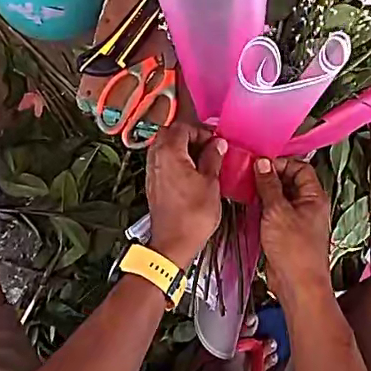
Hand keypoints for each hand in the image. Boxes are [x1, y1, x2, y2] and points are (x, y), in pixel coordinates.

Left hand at [145, 123, 225, 265]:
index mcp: (170, 153)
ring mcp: (152, 172)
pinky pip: (162, 162)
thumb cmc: (191, 217)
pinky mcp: (153, 184)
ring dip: (182, 147)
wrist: (173, 243)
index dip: (201, 131)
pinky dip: (176, 160)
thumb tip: (217, 145)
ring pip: (164, 147)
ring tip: (202, 158)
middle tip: (208, 146)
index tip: (215, 141)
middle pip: (169, 134)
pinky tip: (192, 172)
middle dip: (189, 136)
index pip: (182, 127)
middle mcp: (156, 159)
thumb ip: (213, 158)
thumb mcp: (211, 183)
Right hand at [251, 156, 332, 306]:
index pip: (300, 168)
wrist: (297, 284)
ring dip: (265, 193)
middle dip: (271, 177)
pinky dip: (263, 208)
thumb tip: (263, 165)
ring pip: (281, 197)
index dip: (281, 164)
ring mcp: (298, 220)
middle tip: (251, 176)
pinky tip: (251, 208)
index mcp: (314, 197)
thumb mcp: (277, 211)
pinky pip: (275, 213)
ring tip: (248, 190)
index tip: (262, 165)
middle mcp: (309, 207)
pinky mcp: (287, 232)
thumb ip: (269, 185)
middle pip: (290, 182)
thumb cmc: (295, 251)